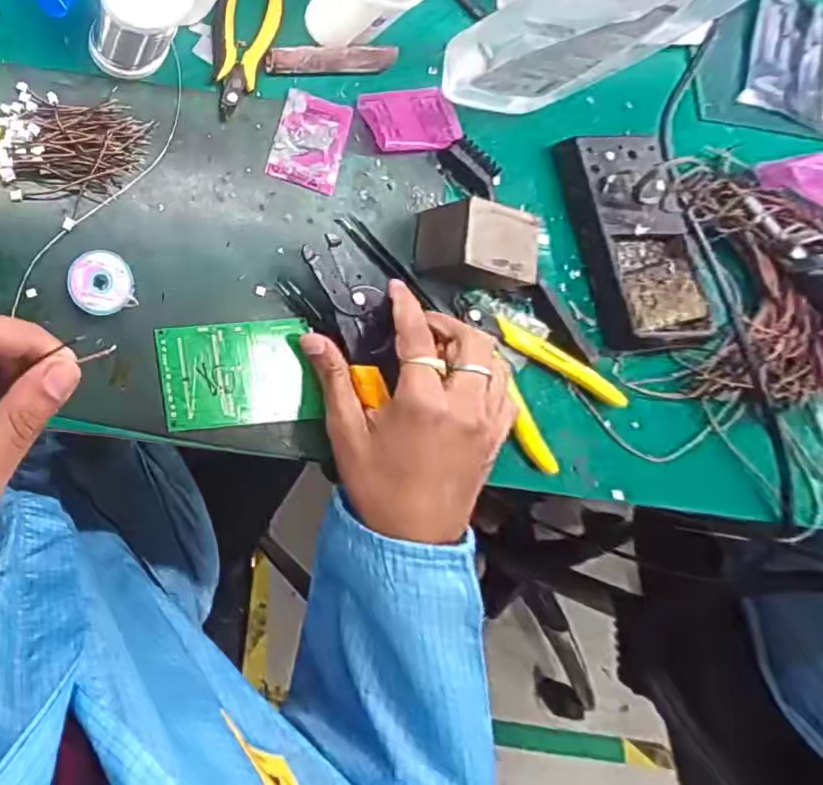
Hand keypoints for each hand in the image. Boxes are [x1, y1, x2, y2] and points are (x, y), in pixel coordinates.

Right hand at [299, 280, 516, 544]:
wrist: (411, 532)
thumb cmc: (375, 481)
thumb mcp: (345, 426)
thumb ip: (334, 376)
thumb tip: (314, 340)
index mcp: (422, 403)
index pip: (417, 339)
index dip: (406, 308)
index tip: (398, 291)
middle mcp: (464, 408)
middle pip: (471, 344)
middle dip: (444, 322)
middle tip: (417, 321)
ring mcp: (487, 423)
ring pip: (497, 364)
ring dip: (470, 344)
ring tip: (441, 344)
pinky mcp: (498, 437)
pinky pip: (508, 392)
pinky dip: (490, 372)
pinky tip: (466, 375)